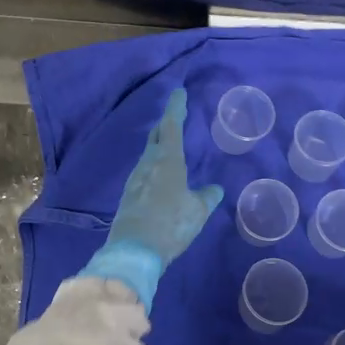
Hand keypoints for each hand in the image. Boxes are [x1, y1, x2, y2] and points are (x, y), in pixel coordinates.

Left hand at [78, 88, 224, 309]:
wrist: (134, 251)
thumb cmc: (170, 225)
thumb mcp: (197, 212)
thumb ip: (207, 197)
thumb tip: (215, 189)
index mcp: (166, 160)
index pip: (171, 125)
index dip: (176, 108)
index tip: (179, 93)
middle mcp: (148, 164)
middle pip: (156, 136)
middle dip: (166, 125)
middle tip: (176, 117)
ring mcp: (135, 179)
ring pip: (149, 154)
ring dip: (160, 146)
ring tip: (171, 145)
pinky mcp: (129, 194)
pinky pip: (144, 171)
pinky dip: (154, 165)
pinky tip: (160, 174)